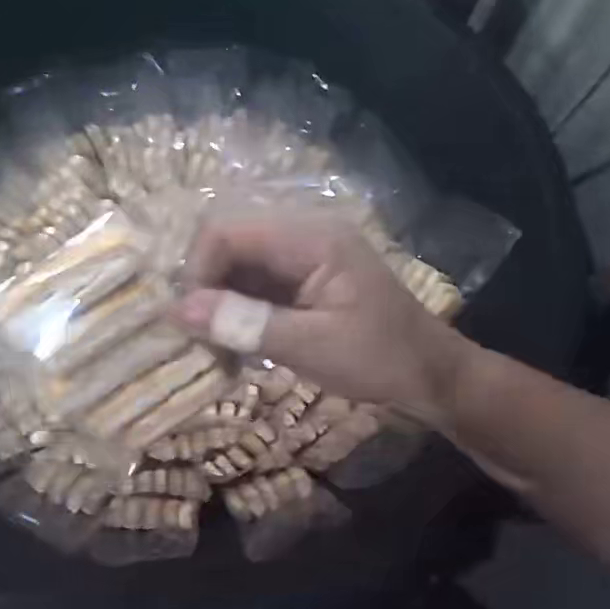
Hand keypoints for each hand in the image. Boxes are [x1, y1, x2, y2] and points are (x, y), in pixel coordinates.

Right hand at [170, 216, 465, 420]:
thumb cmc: (381, 359)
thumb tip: (179, 310)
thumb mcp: (313, 346)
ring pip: (235, 270)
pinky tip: (233, 349)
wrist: (430, 377)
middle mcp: (301, 238)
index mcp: (311, 238)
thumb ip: (246, 325)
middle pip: (227, 246)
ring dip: (217, 307)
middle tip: (197, 341)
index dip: (198, 271)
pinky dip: (235, 317)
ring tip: (213, 350)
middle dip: (204, 290)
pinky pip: (251, 290)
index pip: (227, 231)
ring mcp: (300, 261)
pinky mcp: (299, 286)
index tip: (190, 322)